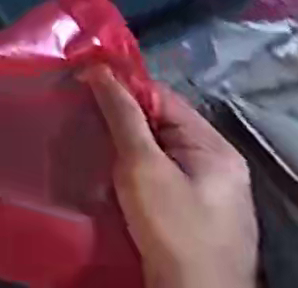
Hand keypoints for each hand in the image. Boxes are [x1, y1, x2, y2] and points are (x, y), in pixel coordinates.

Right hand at [90, 72, 257, 287]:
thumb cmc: (173, 229)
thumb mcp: (141, 166)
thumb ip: (121, 114)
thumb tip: (99, 68)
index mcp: (214, 147)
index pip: (160, 96)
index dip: (121, 88)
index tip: (82, 85)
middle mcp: (217, 164)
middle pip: (158, 122)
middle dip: (119, 118)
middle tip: (80, 114)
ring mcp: (208, 193)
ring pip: (155, 149)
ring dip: (123, 145)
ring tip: (89, 140)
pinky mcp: (194, 215)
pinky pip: (158, 174)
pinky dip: (133, 169)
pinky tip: (109, 172)